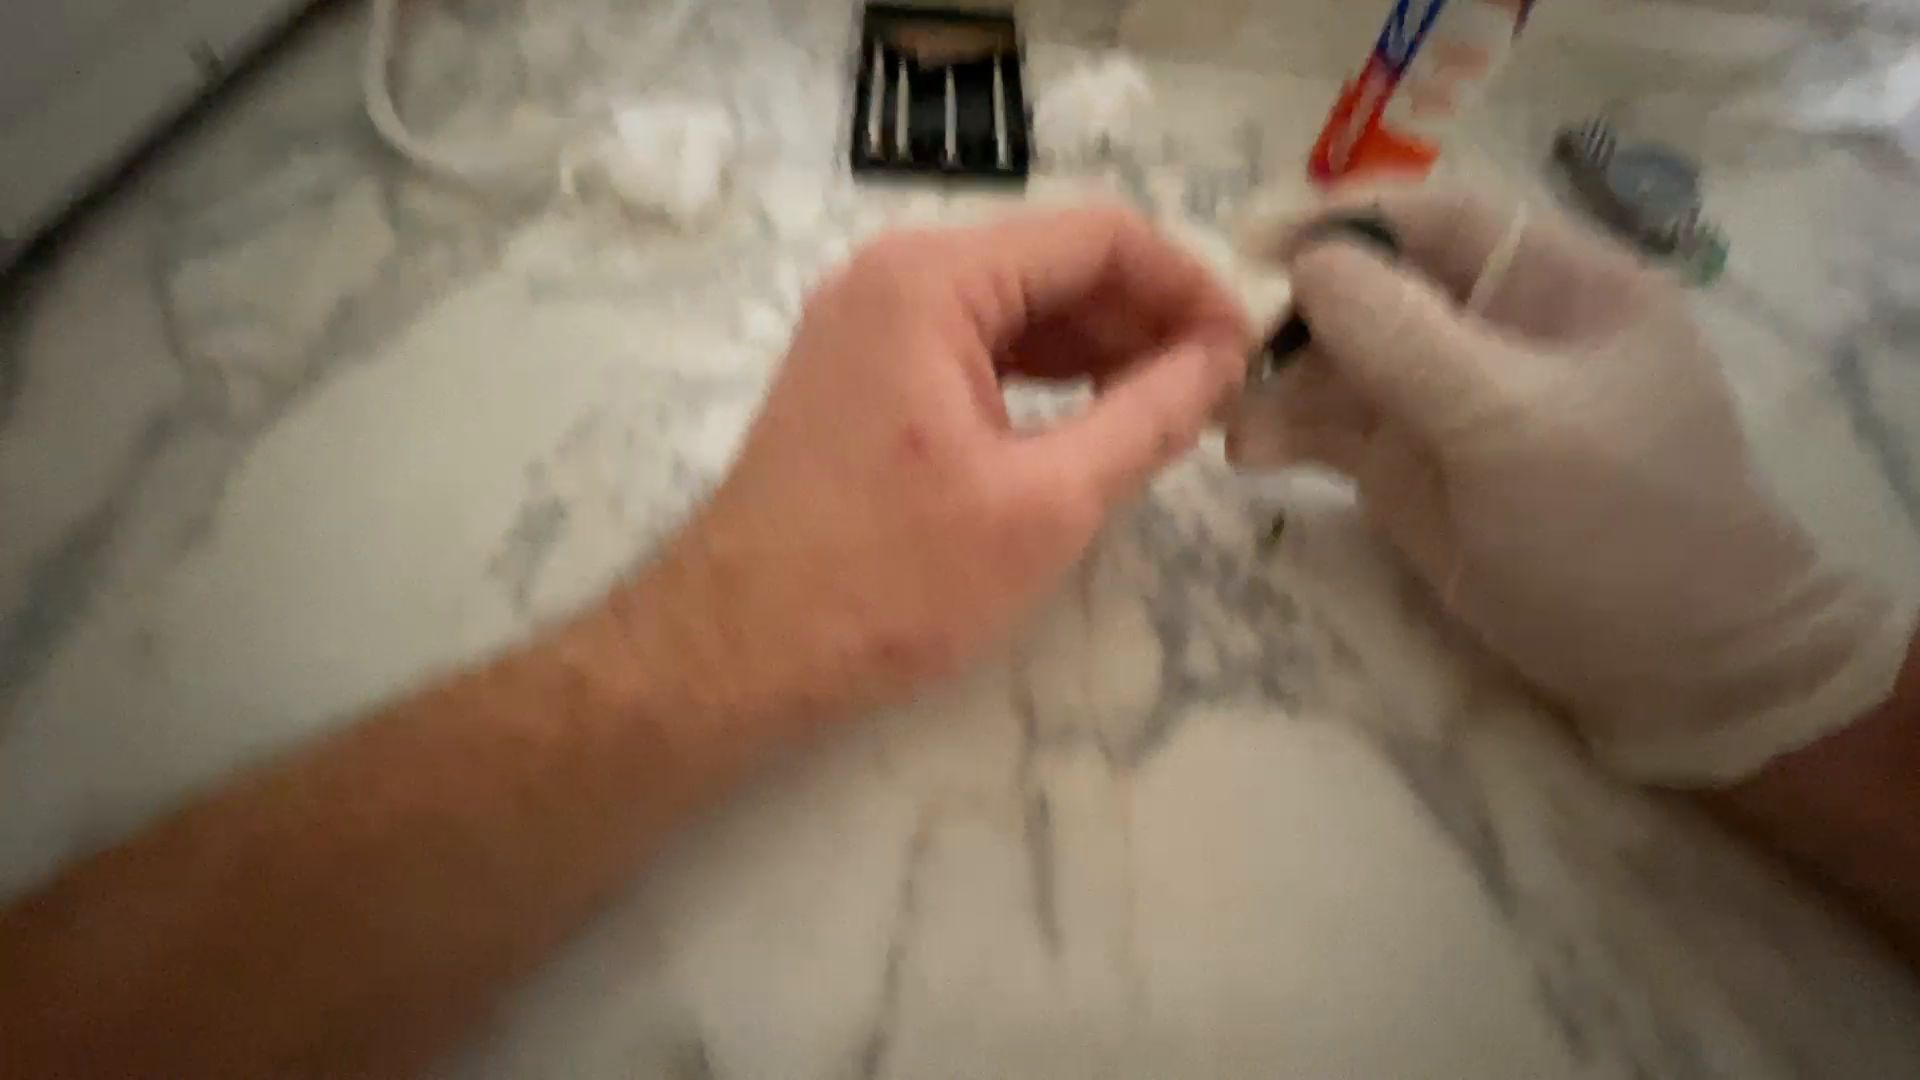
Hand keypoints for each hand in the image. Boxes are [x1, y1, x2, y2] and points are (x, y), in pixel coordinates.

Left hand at [635, 206, 1249, 726]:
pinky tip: (1084, 421)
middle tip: (1212, 391)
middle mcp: (890, 281)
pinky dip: (1036, 383)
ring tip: (1163, 410)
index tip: (1242, 351)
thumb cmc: (890, 584)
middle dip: (1142, 322)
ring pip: (1011, 315)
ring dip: (1094, 353)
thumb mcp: (1045, 505)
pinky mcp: (859, 382)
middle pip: (1051, 269)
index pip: (1097, 238)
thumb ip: (1146, 419)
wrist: (739, 650)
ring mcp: (865, 330)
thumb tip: (1220, 362)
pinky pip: (969, 357)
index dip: (1186, 285)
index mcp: (931, 282)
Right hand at [1226, 187, 1914, 783]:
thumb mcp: (1513, 422)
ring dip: (1273, 386)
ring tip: (1220, 417)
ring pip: (1332, 367)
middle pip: (1365, 295)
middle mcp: (1482, 331)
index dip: (1343, 222)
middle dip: (1292, 320)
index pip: (1433, 222)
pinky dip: (1280, 435)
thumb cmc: (1613, 523)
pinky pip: (1324, 430)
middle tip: (1226, 357)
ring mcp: (1434, 400)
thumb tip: (1308, 264)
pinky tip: (1244, 454)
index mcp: (1547, 286)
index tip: (1250, 243)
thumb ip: (1408, 341)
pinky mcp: (1397, 461)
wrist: (1650, 657)